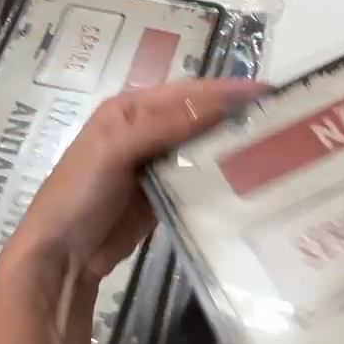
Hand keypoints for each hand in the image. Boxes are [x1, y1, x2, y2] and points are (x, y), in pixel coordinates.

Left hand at [1, 78, 264, 300]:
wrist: (61, 254)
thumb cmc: (79, 192)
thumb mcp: (114, 150)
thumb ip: (162, 125)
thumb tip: (217, 105)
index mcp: (131, 108)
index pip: (188, 92)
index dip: (227, 90)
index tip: (269, 93)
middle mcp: (146, 129)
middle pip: (199, 116)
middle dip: (236, 115)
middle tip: (282, 122)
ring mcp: (156, 163)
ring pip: (202, 146)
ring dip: (232, 145)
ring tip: (276, 148)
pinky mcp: (164, 193)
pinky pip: (198, 178)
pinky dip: (220, 176)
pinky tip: (248, 180)